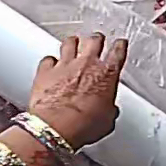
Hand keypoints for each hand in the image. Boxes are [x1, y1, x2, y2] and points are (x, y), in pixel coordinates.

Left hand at [29, 33, 127, 147]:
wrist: (57, 126)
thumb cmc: (84, 124)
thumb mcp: (107, 119)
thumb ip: (109, 109)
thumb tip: (108, 112)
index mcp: (107, 74)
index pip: (117, 52)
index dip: (120, 46)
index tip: (120, 43)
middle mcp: (87, 64)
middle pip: (94, 41)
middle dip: (97, 39)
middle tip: (97, 39)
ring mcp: (65, 65)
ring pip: (70, 43)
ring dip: (73, 42)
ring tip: (73, 42)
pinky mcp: (46, 71)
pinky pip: (48, 59)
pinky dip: (50, 61)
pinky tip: (51, 63)